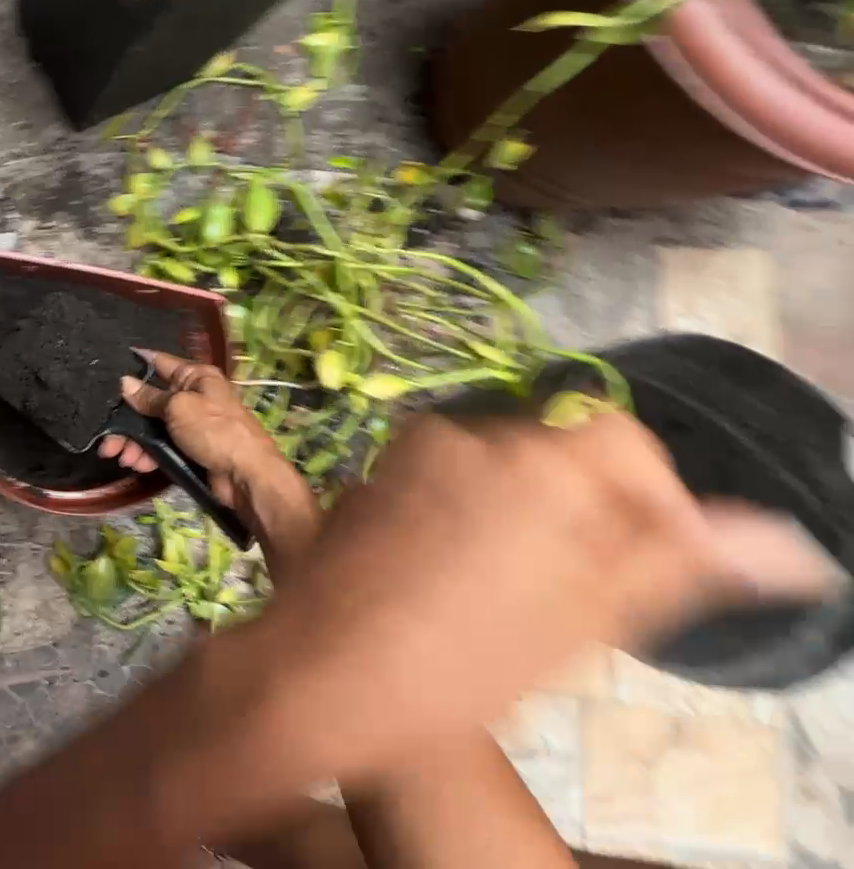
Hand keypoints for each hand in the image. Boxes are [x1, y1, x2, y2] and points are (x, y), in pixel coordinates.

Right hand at [98, 350, 316, 561]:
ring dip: (132, 441)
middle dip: (126, 418)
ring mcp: (189, 424)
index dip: (134, 364)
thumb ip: (149, 397)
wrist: (246, 477)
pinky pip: (160, 446)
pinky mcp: (188, 448)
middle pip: (149, 400)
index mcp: (196, 377)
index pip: (159, 362)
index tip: (105, 370)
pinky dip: (146, 454)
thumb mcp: (179, 408)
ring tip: (119, 457)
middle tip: (106, 437)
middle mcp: (192, 396)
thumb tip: (124, 382)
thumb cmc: (216, 431)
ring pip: (151, 426)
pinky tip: (137, 464)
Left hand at [255, 410, 840, 779]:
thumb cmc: (463, 660)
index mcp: (533, 459)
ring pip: (491, 471)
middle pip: (550, 455)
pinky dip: (455, 515)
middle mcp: (461, 436)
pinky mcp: (363, 478)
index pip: (619, 439)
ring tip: (500, 592)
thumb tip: (785, 541)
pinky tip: (442, 577)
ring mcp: (401, 454)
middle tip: (567, 590)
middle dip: (574, 510)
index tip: (647, 557)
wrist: (320, 669)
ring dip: (513, 515)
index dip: (648, 494)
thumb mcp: (588, 619)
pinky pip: (434, 483)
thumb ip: (677, 561)